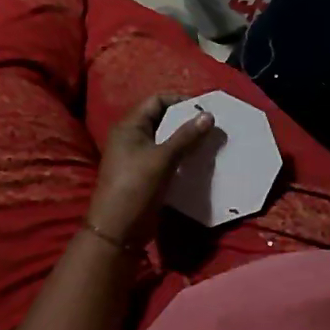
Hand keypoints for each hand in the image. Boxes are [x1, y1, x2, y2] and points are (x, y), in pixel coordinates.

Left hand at [86, 93, 214, 244]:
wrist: (118, 229)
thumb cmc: (135, 187)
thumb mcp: (162, 159)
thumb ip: (185, 137)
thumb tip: (209, 115)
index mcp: (129, 126)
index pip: (156, 101)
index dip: (179, 101)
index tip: (204, 109)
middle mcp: (132, 137)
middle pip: (161, 119)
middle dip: (186, 121)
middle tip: (212, 126)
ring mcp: (137, 157)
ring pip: (165, 140)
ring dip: (185, 141)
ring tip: (210, 143)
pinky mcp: (145, 175)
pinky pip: (165, 158)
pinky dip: (181, 157)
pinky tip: (199, 162)